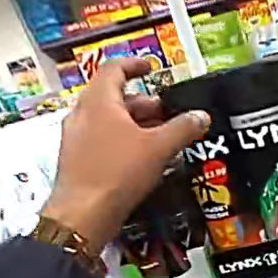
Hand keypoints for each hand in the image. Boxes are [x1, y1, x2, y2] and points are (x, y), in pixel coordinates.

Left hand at [40, 58, 208, 247]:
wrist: (84, 213)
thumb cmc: (118, 172)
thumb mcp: (158, 147)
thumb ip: (182, 128)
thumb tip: (201, 116)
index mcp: (98, 101)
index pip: (114, 69)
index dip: (134, 65)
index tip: (151, 67)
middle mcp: (82, 114)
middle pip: (114, 97)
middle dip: (144, 103)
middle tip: (168, 113)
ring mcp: (76, 137)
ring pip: (109, 120)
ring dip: (135, 123)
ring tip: (161, 137)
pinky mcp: (78, 159)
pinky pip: (103, 139)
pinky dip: (124, 140)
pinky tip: (144, 158)